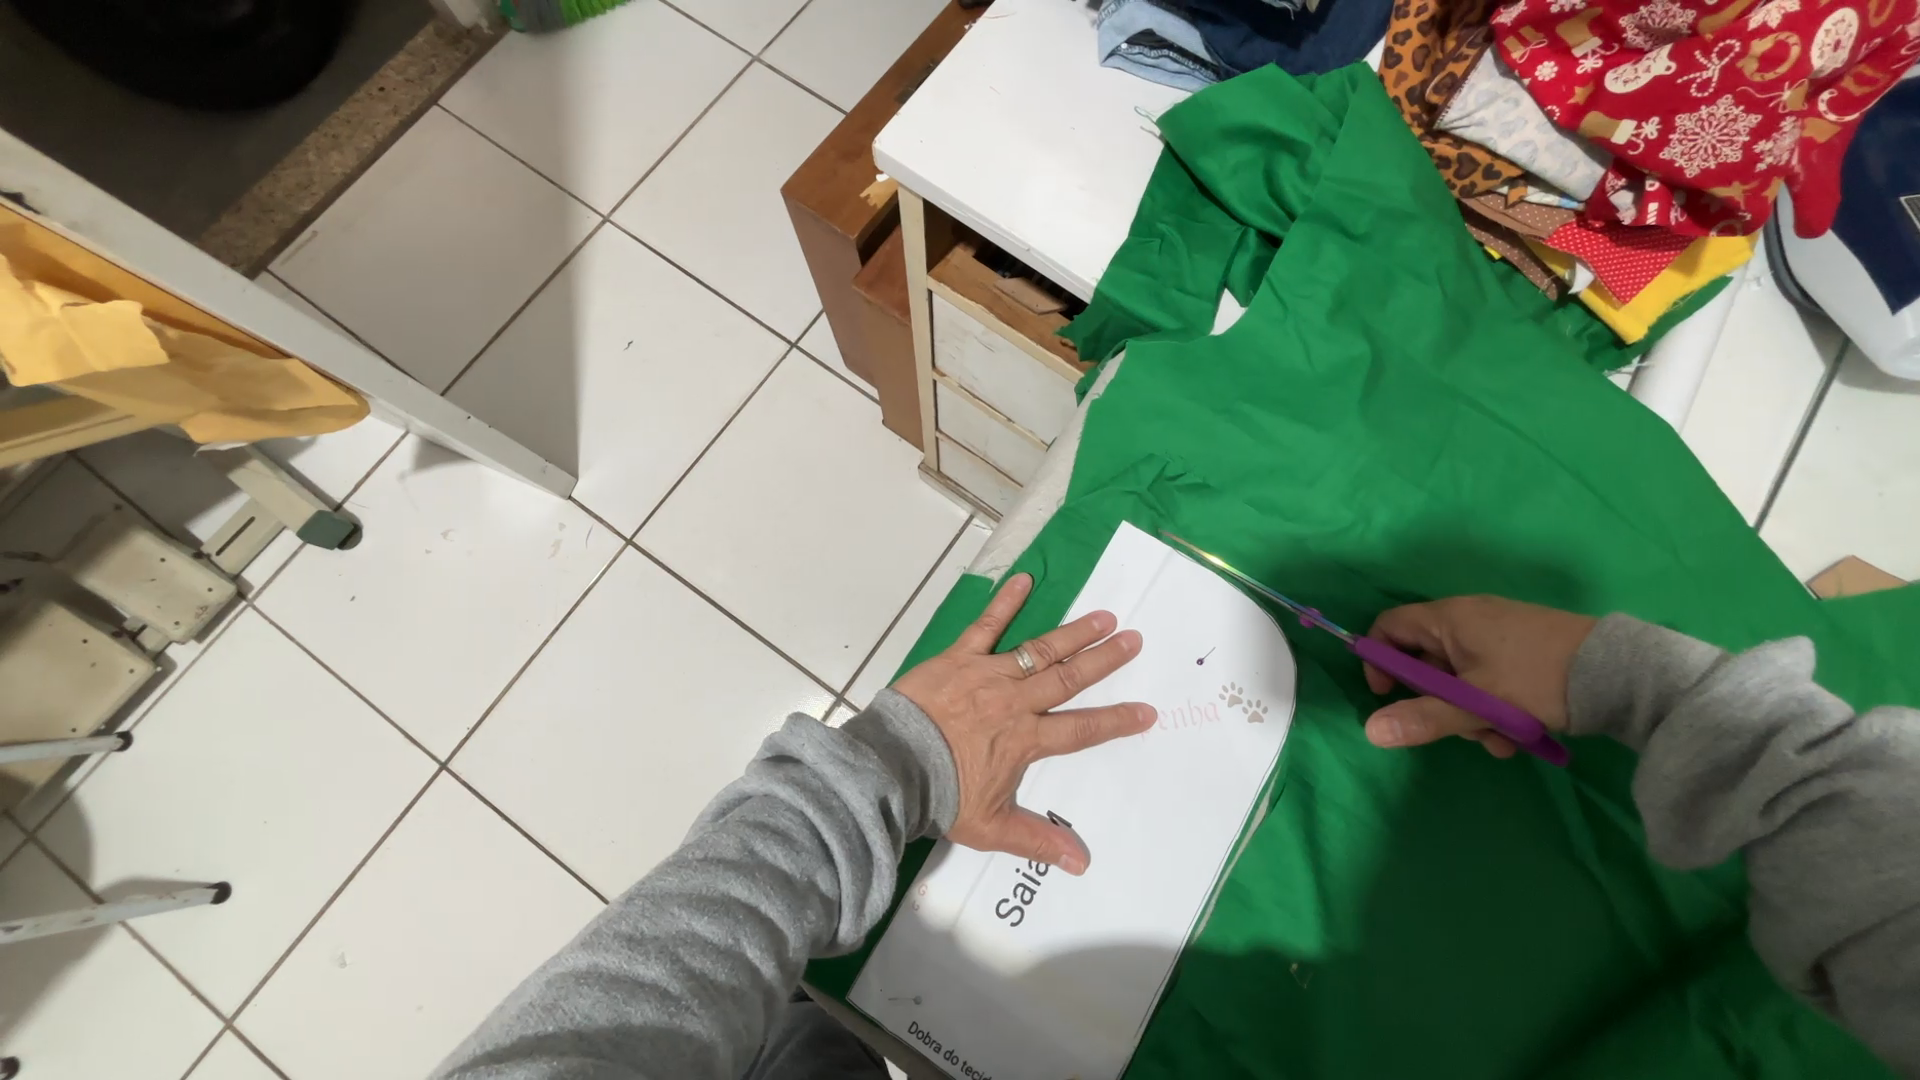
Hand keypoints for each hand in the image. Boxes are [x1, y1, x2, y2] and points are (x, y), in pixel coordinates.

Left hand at [893, 573, 1154, 874]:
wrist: (891, 768)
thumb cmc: (941, 796)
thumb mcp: (991, 826)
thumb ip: (1037, 840)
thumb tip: (1082, 864)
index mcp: (1025, 740)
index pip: (1081, 730)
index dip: (1115, 721)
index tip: (1146, 710)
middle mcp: (1015, 702)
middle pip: (1068, 679)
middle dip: (1104, 660)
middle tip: (1134, 640)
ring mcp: (988, 674)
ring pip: (1039, 650)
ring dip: (1072, 633)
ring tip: (1102, 616)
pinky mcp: (959, 657)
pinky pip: (986, 626)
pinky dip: (1004, 603)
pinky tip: (1023, 579)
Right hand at [1361, 596, 1596, 758]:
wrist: (1628, 674)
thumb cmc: (1539, 678)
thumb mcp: (1477, 703)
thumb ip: (1422, 717)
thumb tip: (1370, 732)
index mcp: (1449, 618)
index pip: (1389, 627)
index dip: (1379, 660)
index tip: (1388, 694)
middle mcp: (1469, 619)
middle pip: (1425, 658)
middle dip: (1435, 700)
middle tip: (1453, 727)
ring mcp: (1499, 634)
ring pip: (1459, 675)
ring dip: (1468, 712)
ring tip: (1497, 740)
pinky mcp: (1526, 651)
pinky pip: (1488, 677)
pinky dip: (1492, 706)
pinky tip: (1517, 735)